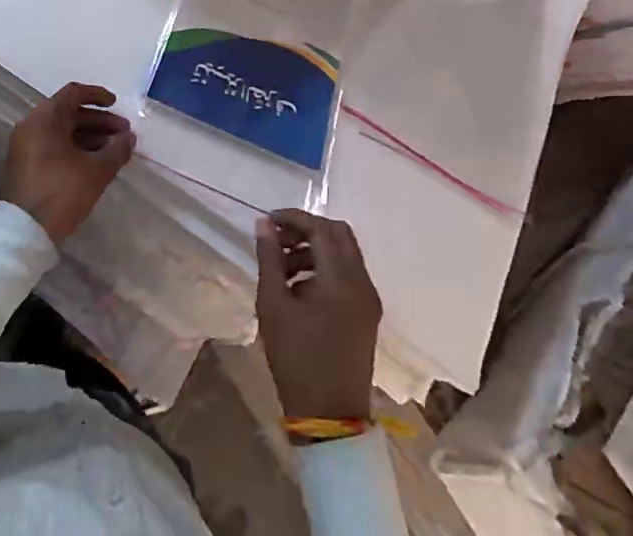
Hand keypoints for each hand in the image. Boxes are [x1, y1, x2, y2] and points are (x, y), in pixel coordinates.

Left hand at [3, 83, 134, 242]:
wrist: (25, 229)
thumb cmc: (62, 192)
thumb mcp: (96, 171)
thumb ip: (116, 150)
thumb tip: (129, 138)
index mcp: (45, 119)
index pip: (73, 93)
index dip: (97, 95)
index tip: (116, 104)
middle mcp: (32, 125)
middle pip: (69, 113)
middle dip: (99, 121)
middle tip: (124, 134)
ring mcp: (26, 145)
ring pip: (62, 130)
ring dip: (89, 135)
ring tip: (115, 149)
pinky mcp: (26, 163)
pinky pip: (53, 144)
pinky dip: (75, 147)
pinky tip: (96, 161)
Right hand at [255, 209, 381, 422]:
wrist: (329, 414)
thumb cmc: (296, 357)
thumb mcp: (273, 304)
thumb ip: (269, 259)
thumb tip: (264, 225)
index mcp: (341, 279)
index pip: (322, 229)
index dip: (294, 218)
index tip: (267, 220)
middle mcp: (362, 283)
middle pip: (339, 235)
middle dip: (306, 229)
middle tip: (275, 239)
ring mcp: (368, 299)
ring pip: (343, 254)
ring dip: (313, 249)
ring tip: (279, 267)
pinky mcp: (366, 313)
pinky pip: (346, 275)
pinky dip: (323, 268)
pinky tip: (296, 286)